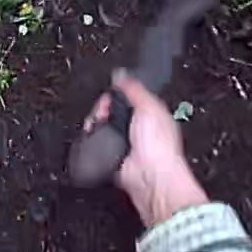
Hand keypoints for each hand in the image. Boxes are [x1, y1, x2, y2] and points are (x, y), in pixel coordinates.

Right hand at [83, 70, 209, 228]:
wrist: (149, 176)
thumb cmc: (158, 146)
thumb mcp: (148, 106)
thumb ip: (134, 89)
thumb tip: (121, 74)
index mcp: (152, 115)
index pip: (128, 98)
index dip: (116, 94)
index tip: (109, 95)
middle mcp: (139, 130)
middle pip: (112, 112)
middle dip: (103, 109)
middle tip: (102, 112)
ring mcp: (126, 144)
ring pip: (103, 127)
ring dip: (97, 125)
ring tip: (96, 124)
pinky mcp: (114, 157)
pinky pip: (98, 145)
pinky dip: (93, 141)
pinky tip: (94, 137)